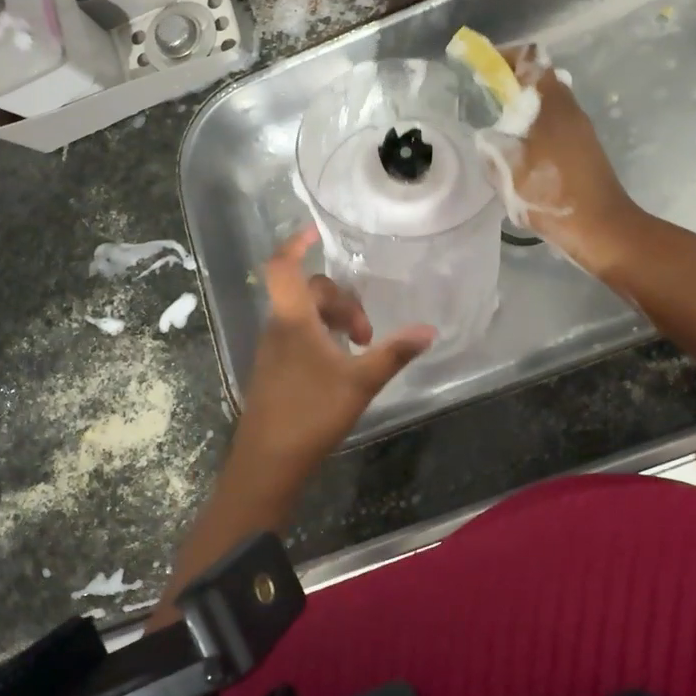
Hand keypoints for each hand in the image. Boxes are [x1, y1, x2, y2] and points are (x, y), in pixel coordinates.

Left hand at [235, 228, 435, 473]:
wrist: (267, 463)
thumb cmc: (311, 414)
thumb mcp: (361, 382)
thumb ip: (394, 353)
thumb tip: (429, 330)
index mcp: (293, 321)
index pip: (283, 267)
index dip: (295, 244)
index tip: (317, 232)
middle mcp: (278, 328)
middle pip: (306, 293)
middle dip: (341, 301)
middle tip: (367, 333)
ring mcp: (272, 351)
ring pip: (302, 316)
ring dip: (333, 321)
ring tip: (359, 349)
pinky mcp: (273, 371)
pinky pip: (297, 337)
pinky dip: (321, 338)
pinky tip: (340, 366)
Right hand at [486, 45, 647, 276]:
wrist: (602, 230)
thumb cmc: (553, 194)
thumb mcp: (509, 170)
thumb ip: (493, 146)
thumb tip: (489, 136)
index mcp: (553, 104)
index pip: (531, 59)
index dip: (504, 57)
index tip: (480, 68)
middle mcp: (571, 109)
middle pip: (540, 80)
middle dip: (510, 84)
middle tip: (484, 99)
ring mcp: (581, 131)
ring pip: (547, 105)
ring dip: (523, 109)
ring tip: (496, 128)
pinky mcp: (584, 151)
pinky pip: (554, 126)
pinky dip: (534, 129)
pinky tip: (519, 154)